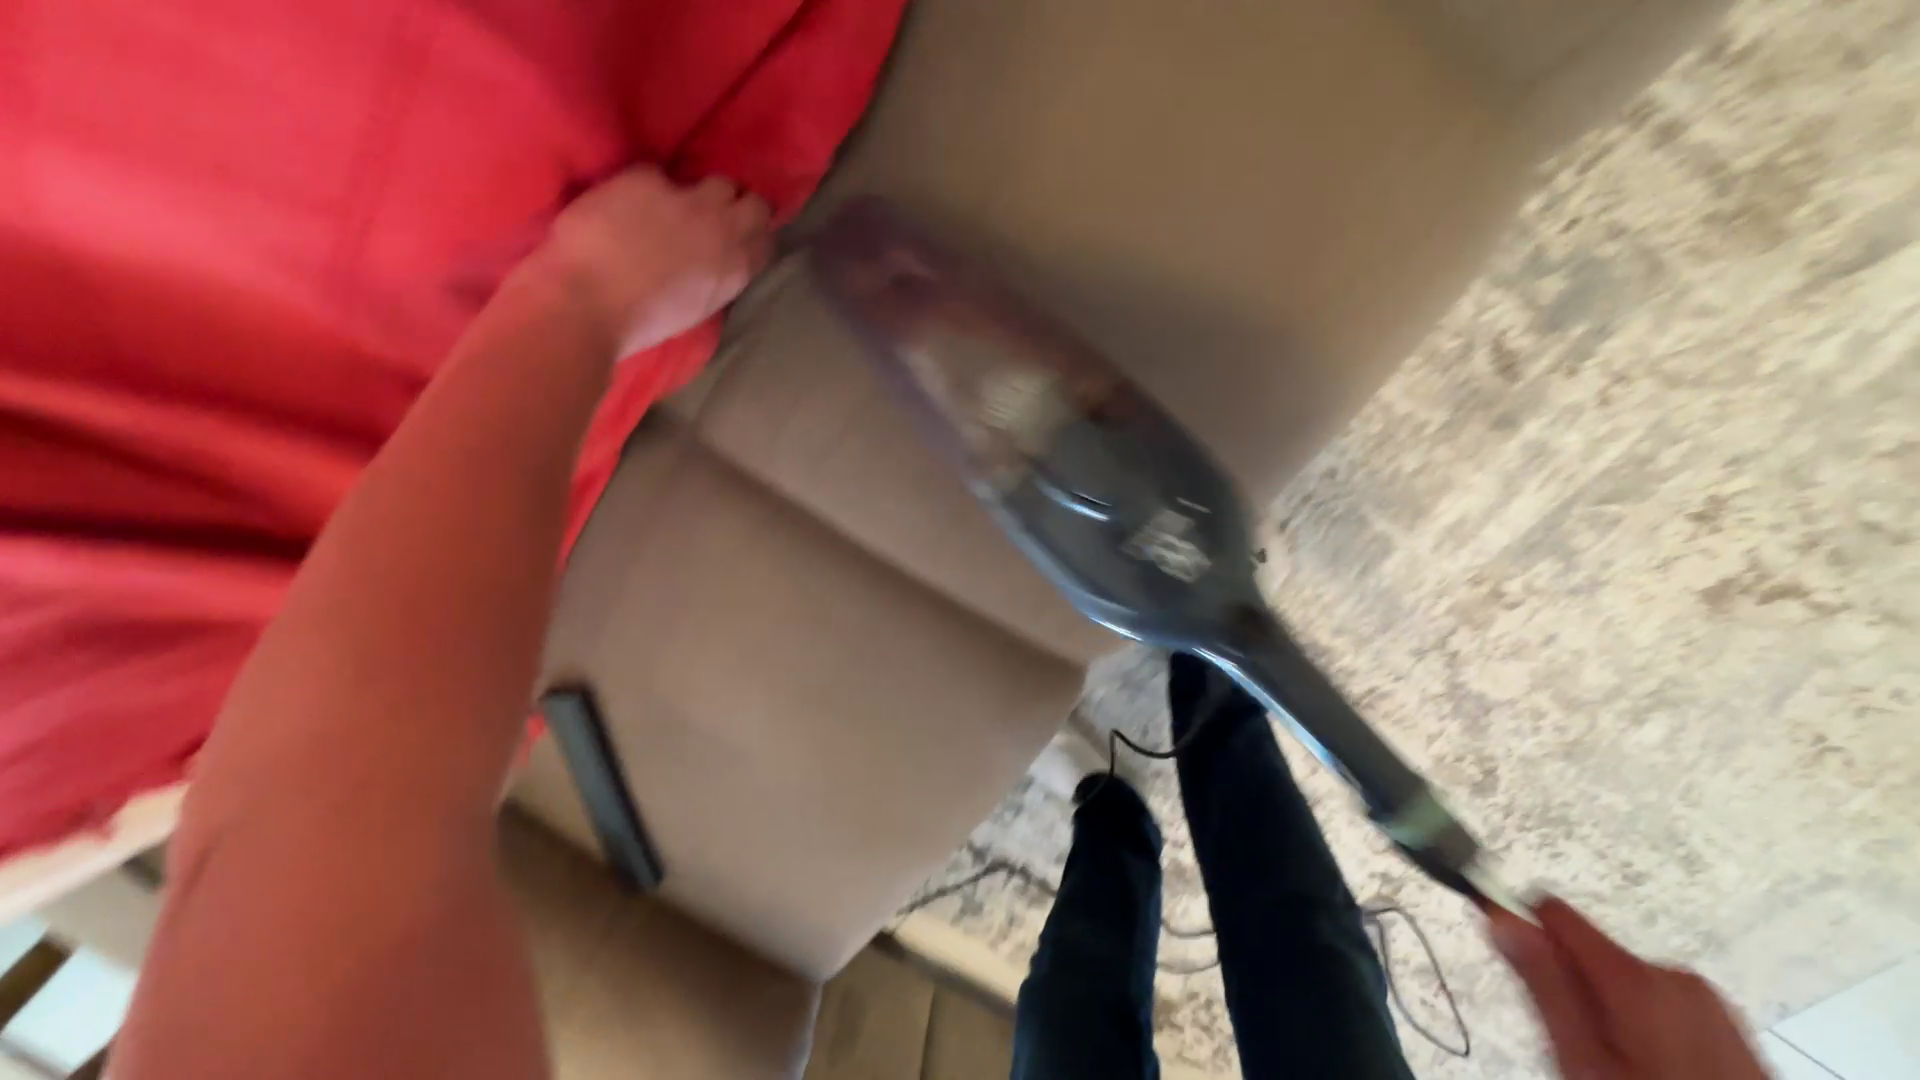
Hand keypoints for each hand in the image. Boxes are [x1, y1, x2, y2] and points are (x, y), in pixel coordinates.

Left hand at [529, 166, 770, 355]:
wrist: (588, 303)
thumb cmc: (640, 322)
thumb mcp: (696, 307)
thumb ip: (714, 277)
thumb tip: (713, 261)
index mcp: (735, 272)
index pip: (765, 240)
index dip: (750, 233)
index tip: (736, 236)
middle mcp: (724, 231)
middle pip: (752, 203)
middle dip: (736, 205)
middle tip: (710, 215)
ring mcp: (689, 201)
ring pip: (718, 182)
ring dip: (701, 191)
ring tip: (675, 205)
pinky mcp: (648, 179)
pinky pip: (657, 174)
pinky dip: (644, 187)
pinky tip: (624, 205)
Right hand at [1488, 899, 1767, 1079]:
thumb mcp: (1581, 1058)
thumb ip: (1542, 983)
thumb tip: (1500, 918)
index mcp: (1633, 976)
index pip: (1552, 911)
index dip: (1523, 929)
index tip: (1512, 961)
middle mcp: (1674, 975)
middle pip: (1588, 950)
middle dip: (1572, 987)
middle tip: (1579, 1047)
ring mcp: (1707, 1000)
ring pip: (1622, 978)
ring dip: (1609, 1008)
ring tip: (1623, 1065)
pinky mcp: (1727, 1022)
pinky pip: (1660, 999)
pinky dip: (1646, 1024)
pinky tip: (1656, 1068)